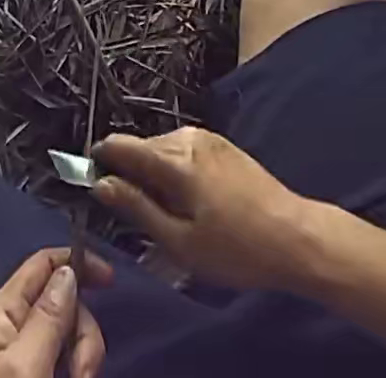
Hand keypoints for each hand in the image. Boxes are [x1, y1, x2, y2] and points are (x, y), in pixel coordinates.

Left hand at [0, 248, 110, 377]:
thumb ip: (48, 318)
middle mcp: (13, 327)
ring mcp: (23, 357)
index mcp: (3, 312)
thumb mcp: (25, 367)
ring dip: (83, 361)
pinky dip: (77, 373)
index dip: (77, 262)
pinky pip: (65, 362)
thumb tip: (68, 272)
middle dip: (83, 333)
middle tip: (84, 374)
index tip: (111, 282)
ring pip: (70, 336)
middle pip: (64, 302)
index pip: (42, 264)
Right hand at [92, 127, 314, 291]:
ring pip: (162, 146)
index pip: (121, 145)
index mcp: (173, 160)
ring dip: (151, 169)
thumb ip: (136, 208)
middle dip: (128, 170)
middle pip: (141, 146)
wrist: (295, 235)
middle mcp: (187, 138)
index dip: (100, 159)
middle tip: (131, 210)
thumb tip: (100, 184)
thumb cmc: (235, 247)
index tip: (90, 178)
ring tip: (161, 208)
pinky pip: (182, 148)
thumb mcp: (179, 240)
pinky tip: (184, 196)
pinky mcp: (222, 144)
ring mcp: (207, 138)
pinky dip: (172, 166)